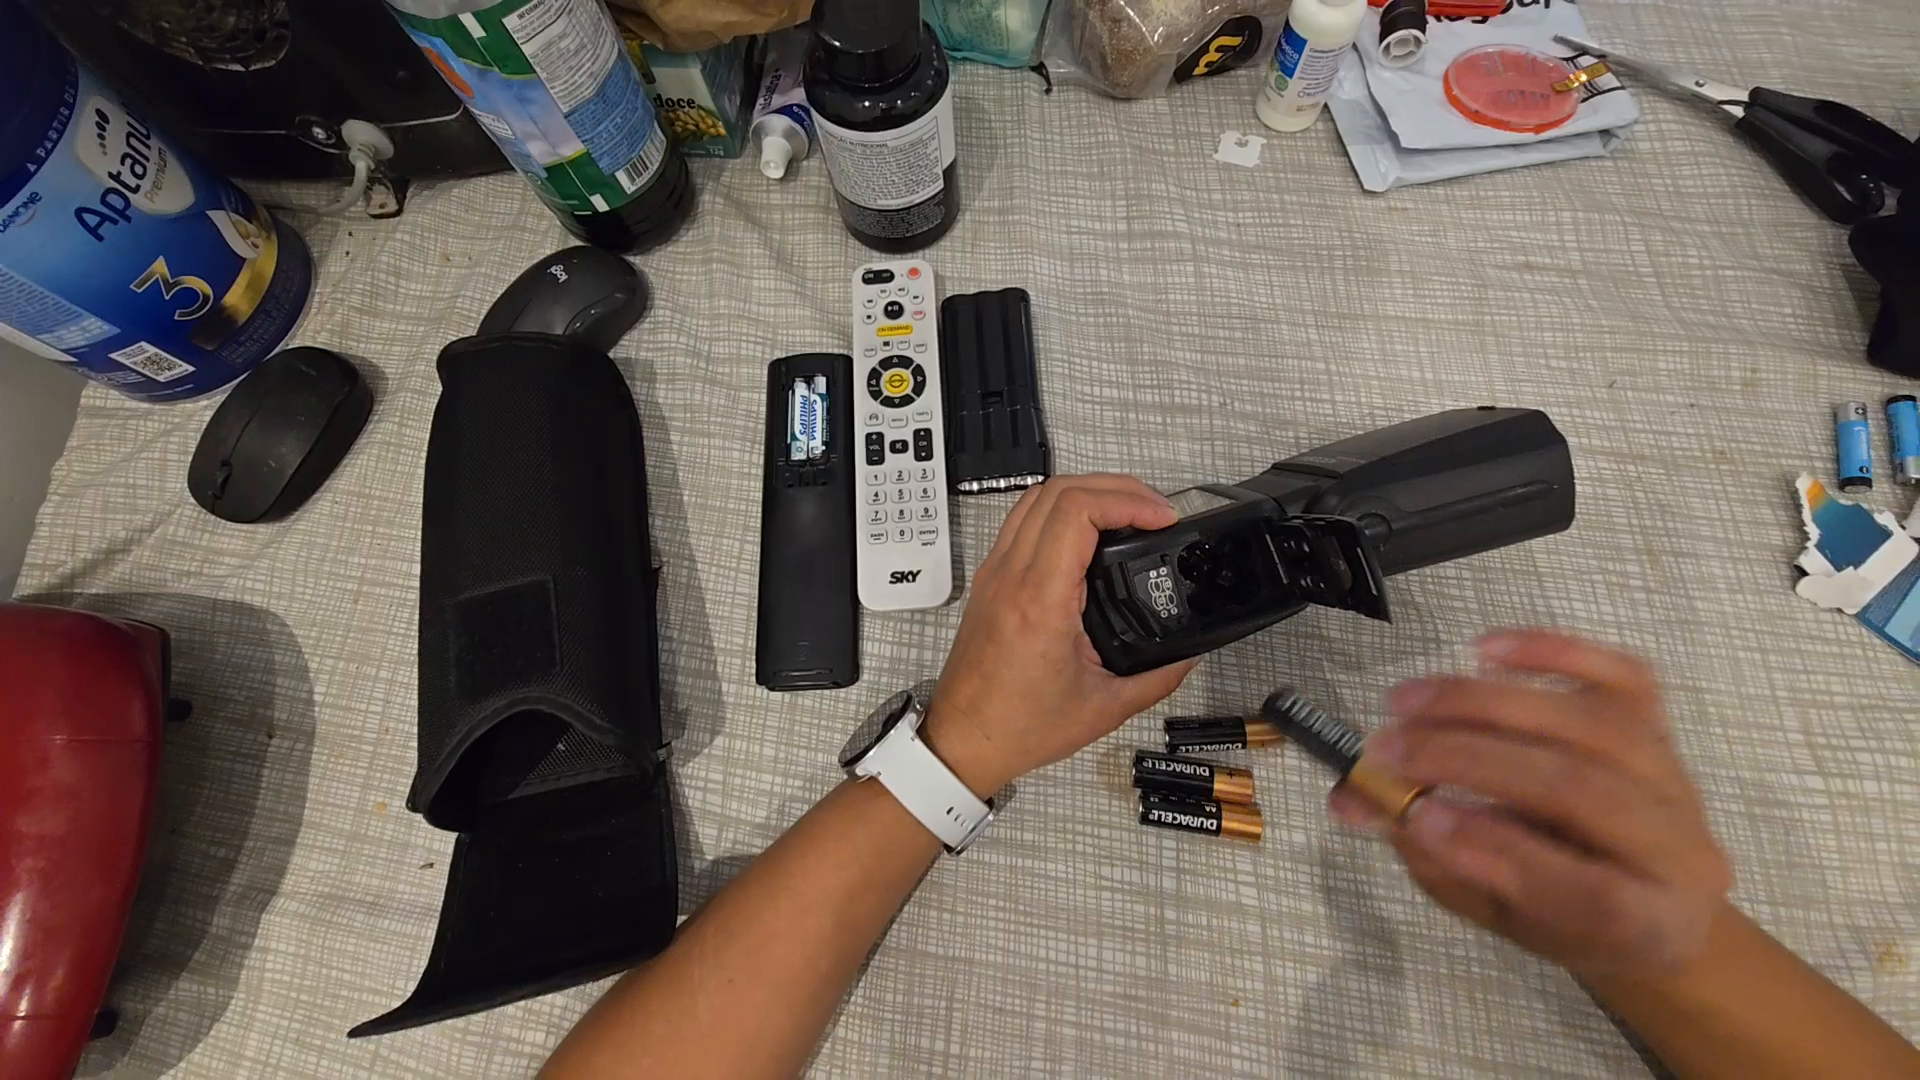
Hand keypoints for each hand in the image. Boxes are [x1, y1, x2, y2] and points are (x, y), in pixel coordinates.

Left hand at [923, 474, 1198, 795]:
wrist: (964, 739)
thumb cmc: (1016, 726)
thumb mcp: (1104, 707)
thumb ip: (1159, 677)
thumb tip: (1190, 652)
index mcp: (1039, 599)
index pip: (1076, 510)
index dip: (1127, 499)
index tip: (1161, 517)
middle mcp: (1010, 575)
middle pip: (1058, 489)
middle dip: (1116, 487)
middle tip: (1155, 510)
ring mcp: (995, 571)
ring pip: (1036, 496)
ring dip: (1086, 491)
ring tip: (1129, 513)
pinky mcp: (990, 578)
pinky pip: (1023, 519)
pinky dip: (1061, 509)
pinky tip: (1091, 533)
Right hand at [1330, 630, 1731, 980]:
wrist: (1641, 890)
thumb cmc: (1555, 911)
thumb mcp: (1488, 908)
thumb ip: (1428, 857)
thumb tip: (1354, 798)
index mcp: (1651, 924)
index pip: (1593, 892)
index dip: (1498, 848)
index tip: (1411, 815)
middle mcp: (1679, 847)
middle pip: (1581, 790)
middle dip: (1468, 759)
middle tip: (1383, 747)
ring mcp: (1673, 777)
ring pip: (1591, 724)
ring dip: (1484, 704)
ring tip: (1404, 700)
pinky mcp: (1657, 724)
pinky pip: (1623, 676)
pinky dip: (1556, 652)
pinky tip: (1484, 648)